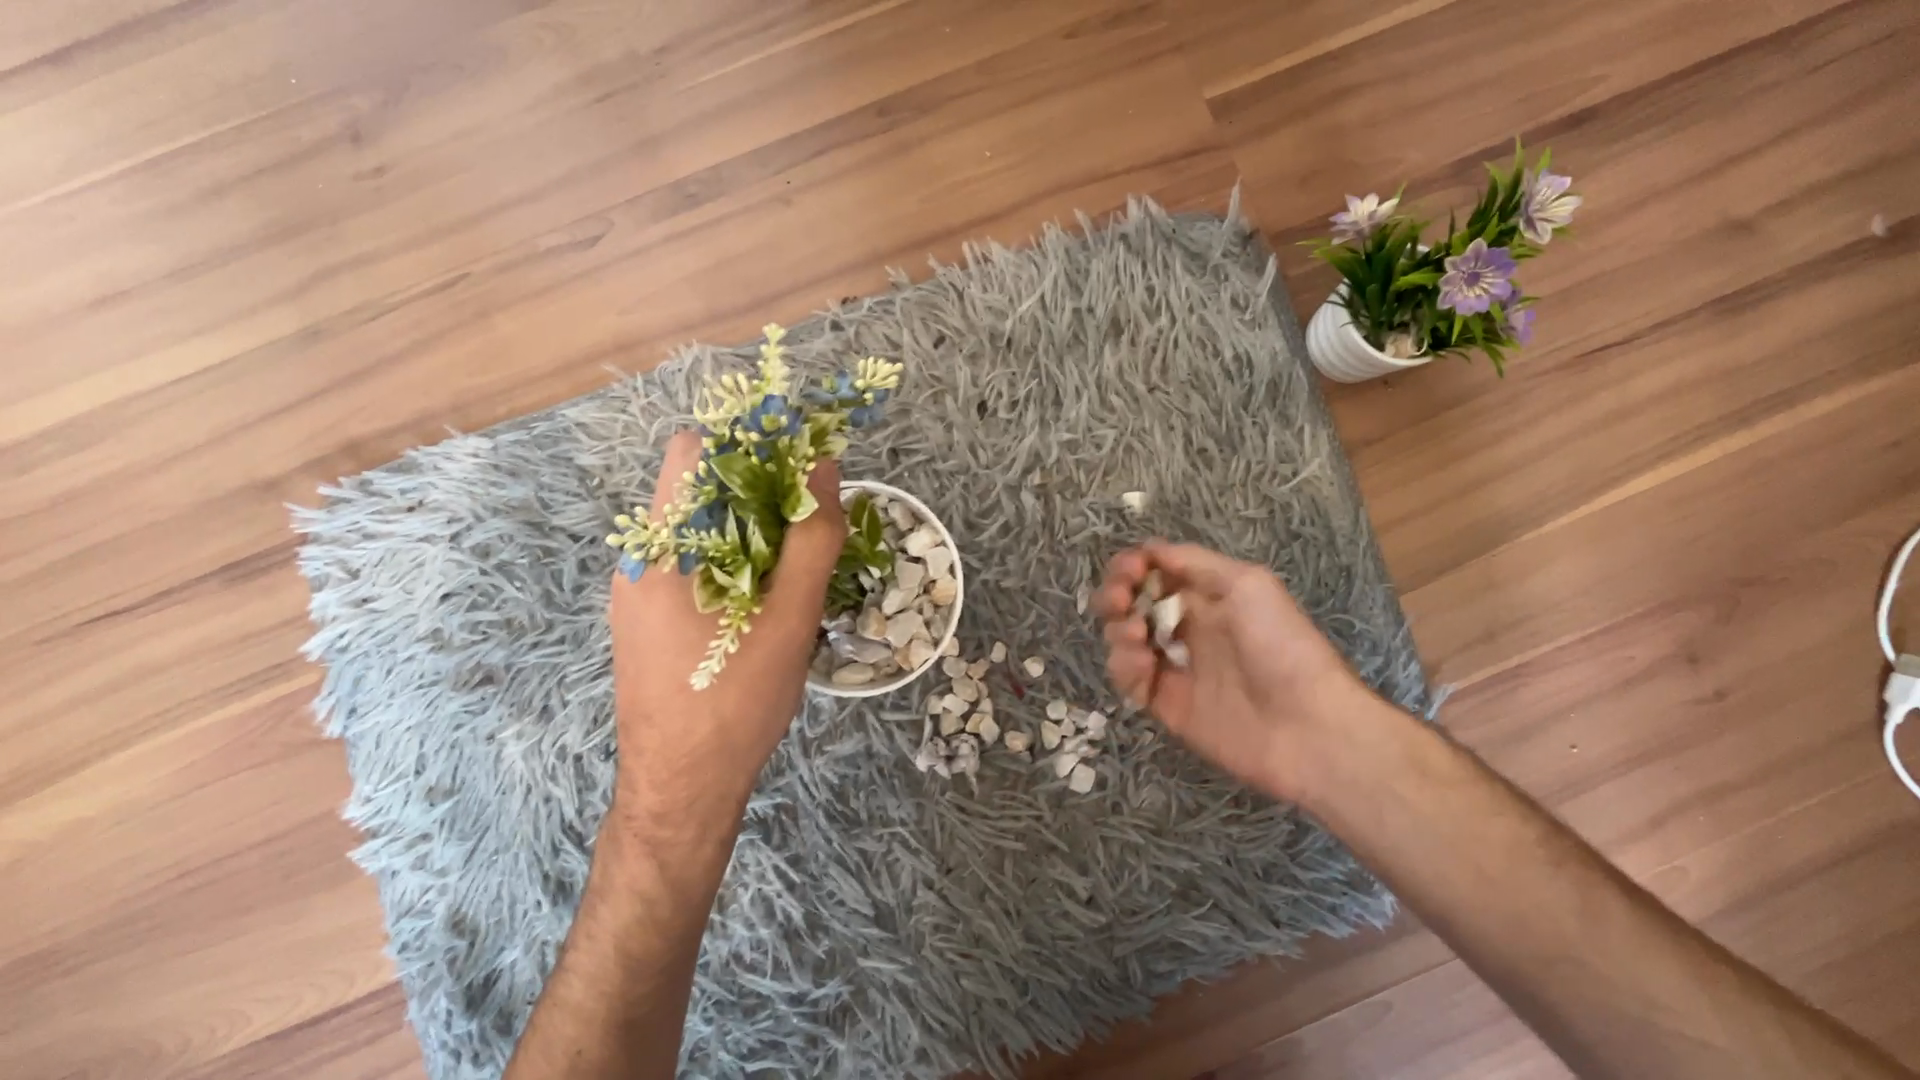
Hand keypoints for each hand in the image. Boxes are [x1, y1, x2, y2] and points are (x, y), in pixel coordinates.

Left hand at [608, 432, 846, 828]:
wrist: (681, 792)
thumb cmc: (732, 706)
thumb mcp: (788, 621)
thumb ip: (811, 541)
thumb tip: (824, 468)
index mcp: (659, 549)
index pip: (691, 452)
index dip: (748, 444)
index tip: (800, 465)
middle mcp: (639, 561)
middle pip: (699, 492)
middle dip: (759, 493)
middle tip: (812, 524)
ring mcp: (639, 595)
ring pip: (699, 532)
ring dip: (751, 533)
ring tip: (797, 569)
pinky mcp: (648, 623)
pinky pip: (693, 568)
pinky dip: (734, 565)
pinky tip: (767, 604)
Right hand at [1094, 541, 1383, 803]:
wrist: (1307, 727)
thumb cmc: (1281, 644)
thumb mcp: (1248, 584)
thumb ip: (1194, 562)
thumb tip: (1150, 550)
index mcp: (1207, 595)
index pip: (1154, 572)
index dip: (1133, 566)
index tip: (1129, 570)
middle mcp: (1187, 626)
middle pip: (1130, 603)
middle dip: (1114, 595)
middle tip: (1119, 600)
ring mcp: (1174, 666)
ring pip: (1122, 639)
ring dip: (1117, 629)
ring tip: (1136, 636)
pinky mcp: (1165, 703)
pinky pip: (1129, 679)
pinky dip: (1125, 667)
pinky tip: (1144, 666)